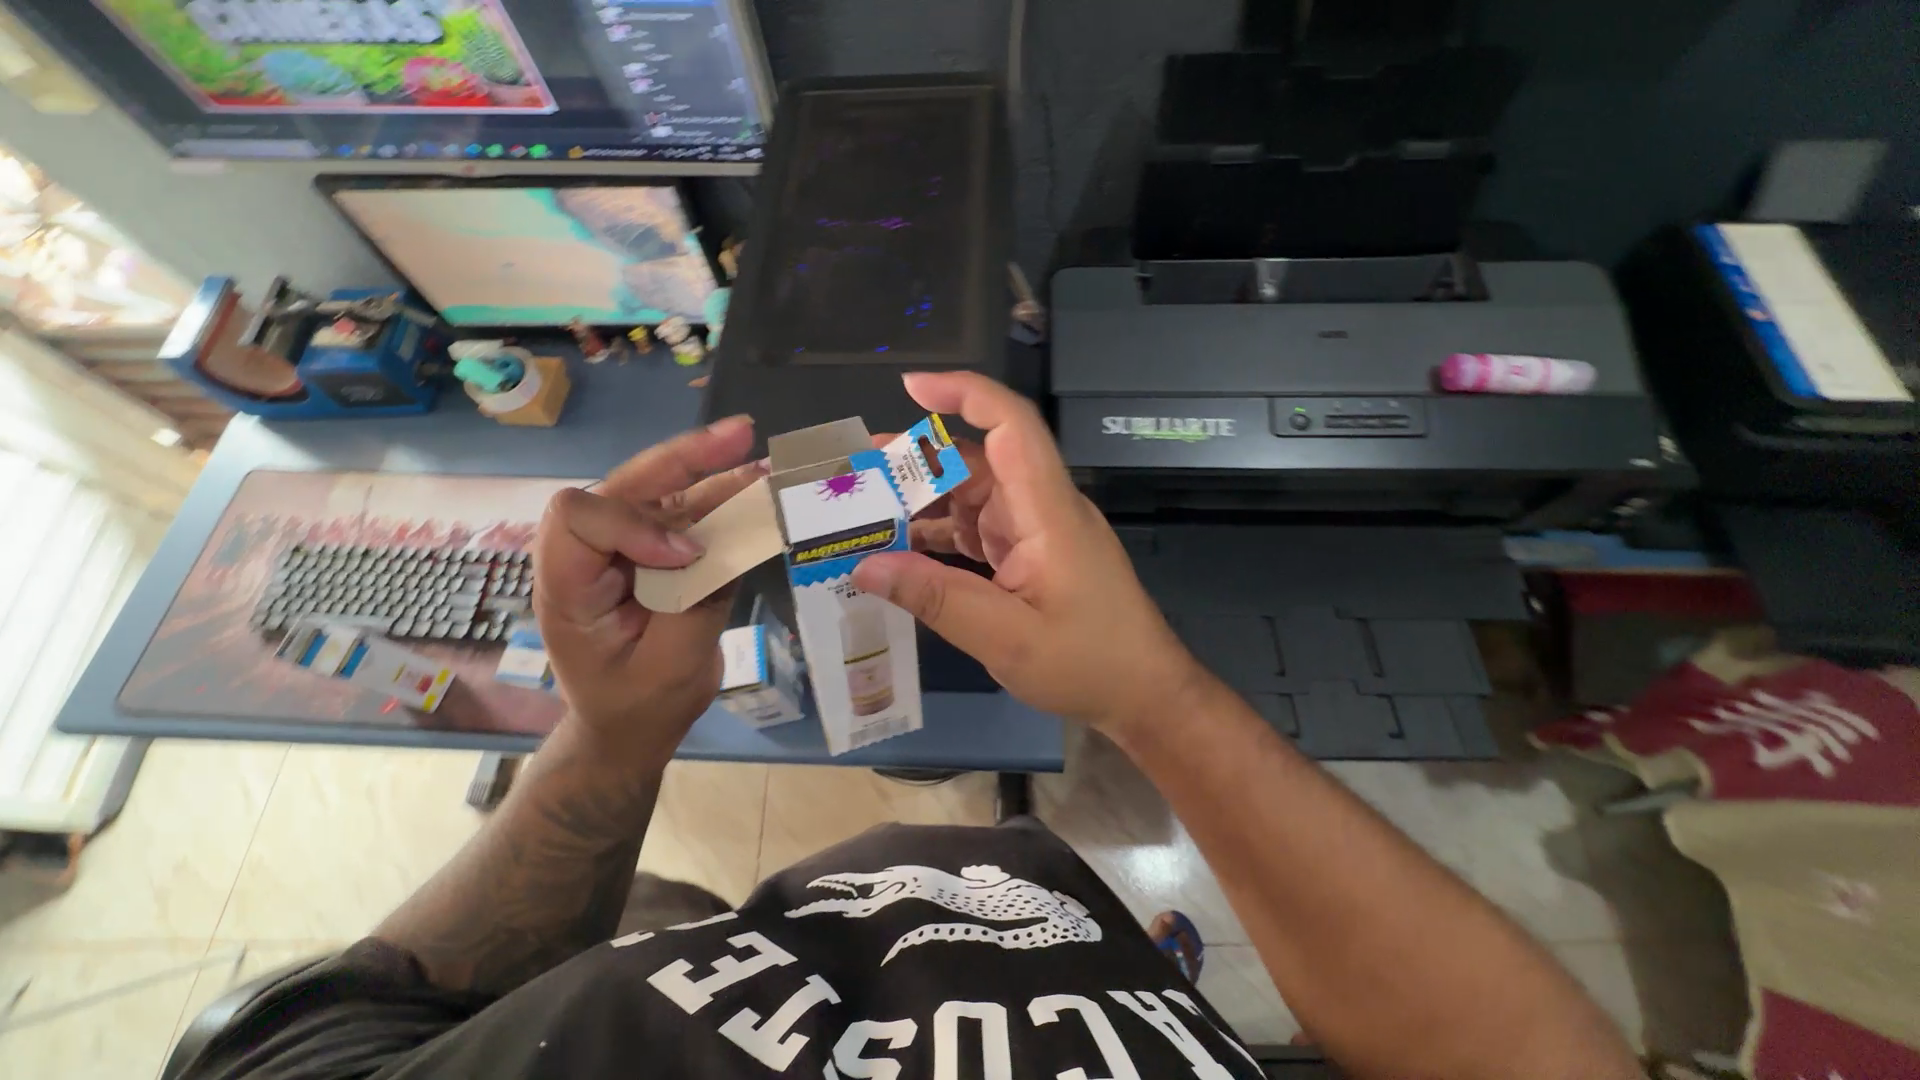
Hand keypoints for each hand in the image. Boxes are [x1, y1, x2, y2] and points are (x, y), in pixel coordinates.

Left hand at [533, 414, 762, 755]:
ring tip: (760, 458)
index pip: (579, 519)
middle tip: (741, 436)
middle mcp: (590, 555)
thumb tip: (724, 542)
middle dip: (682, 459)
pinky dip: (722, 498)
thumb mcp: (669, 667)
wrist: (632, 727)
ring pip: (659, 491)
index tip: (687, 557)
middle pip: (624, 486)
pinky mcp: (656, 553)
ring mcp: (624, 550)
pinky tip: (756, 484)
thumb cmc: (638, 707)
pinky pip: (685, 514)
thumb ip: (696, 602)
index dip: (634, 524)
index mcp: (567, 586)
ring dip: (710, 470)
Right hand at [850, 372, 1203, 734]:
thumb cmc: (1088, 663)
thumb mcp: (1005, 638)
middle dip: (921, 459)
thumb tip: (865, 565)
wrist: (1144, 692)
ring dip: (928, 500)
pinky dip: (946, 533)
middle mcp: (1044, 508)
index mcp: (1047, 511)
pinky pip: (984, 528)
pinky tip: (908, 551)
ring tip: (871, 512)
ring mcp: (1041, 531)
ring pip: (978, 495)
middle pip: (981, 460)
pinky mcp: (1037, 555)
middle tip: (860, 474)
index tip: (911, 386)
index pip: (1011, 426)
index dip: (964, 393)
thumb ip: (936, 599)